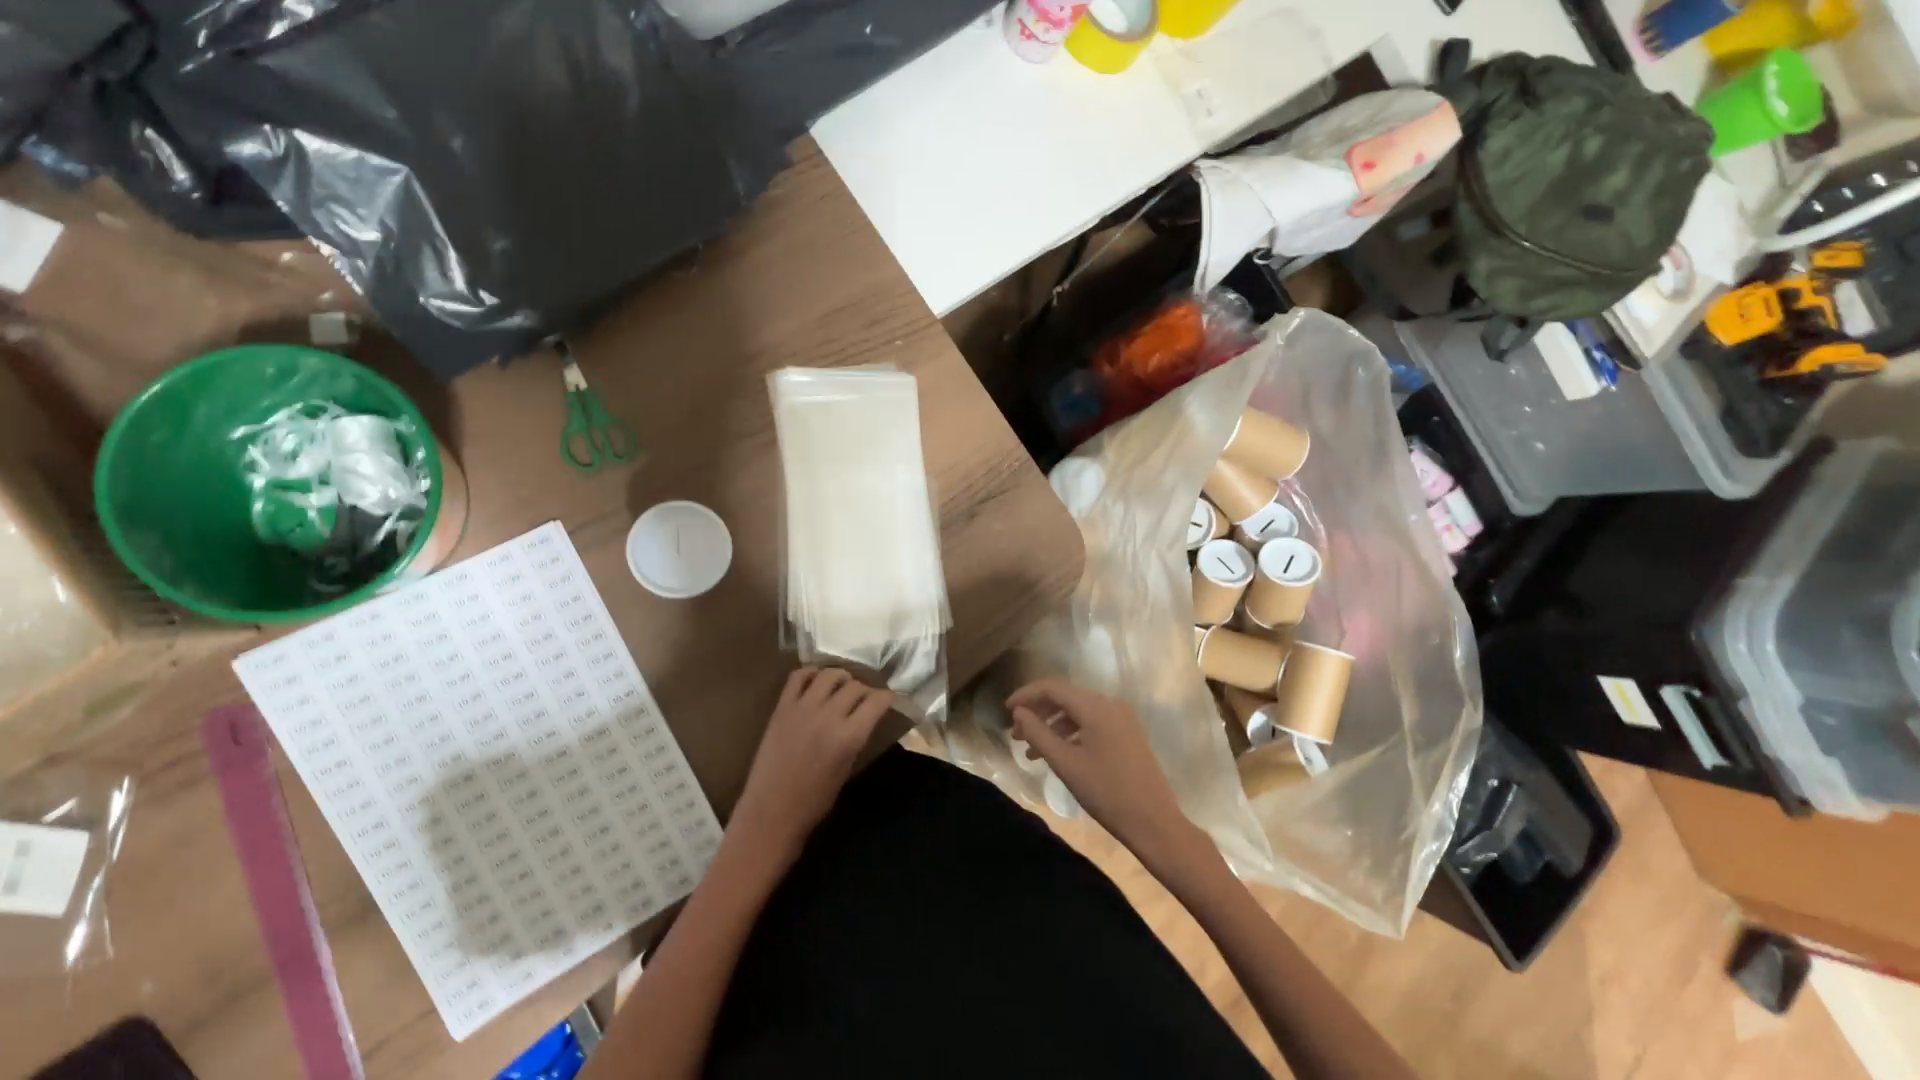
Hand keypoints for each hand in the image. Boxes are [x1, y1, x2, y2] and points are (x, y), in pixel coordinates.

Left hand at [730, 668, 895, 856]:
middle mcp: (828, 715)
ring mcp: (802, 708)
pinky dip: (811, 673)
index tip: (890, 699)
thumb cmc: (814, 801)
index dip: (888, 697)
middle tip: (866, 698)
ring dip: (842, 677)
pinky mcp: (781, 708)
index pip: (877, 701)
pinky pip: (798, 677)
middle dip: (866, 690)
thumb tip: (864, 720)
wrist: (772, 810)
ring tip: (843, 686)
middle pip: (855, 686)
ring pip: (829, 675)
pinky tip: (816, 681)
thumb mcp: (847, 770)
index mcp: (849, 736)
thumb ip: (856, 739)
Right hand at [1007, 678, 1203, 867]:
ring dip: (1053, 725)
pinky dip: (1071, 733)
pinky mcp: (1128, 734)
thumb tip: (1019, 713)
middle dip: (1038, 712)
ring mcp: (1123, 719)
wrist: (1153, 821)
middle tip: (1016, 735)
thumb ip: (1038, 734)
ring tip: (1032, 751)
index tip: (1005, 711)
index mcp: (1096, 707)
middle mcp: (1111, 705)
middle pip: (1066, 697)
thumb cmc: (1105, 791)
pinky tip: (1058, 754)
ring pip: (1079, 712)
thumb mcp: (1065, 763)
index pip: (1053, 687)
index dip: (1026, 695)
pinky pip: (1093, 724)